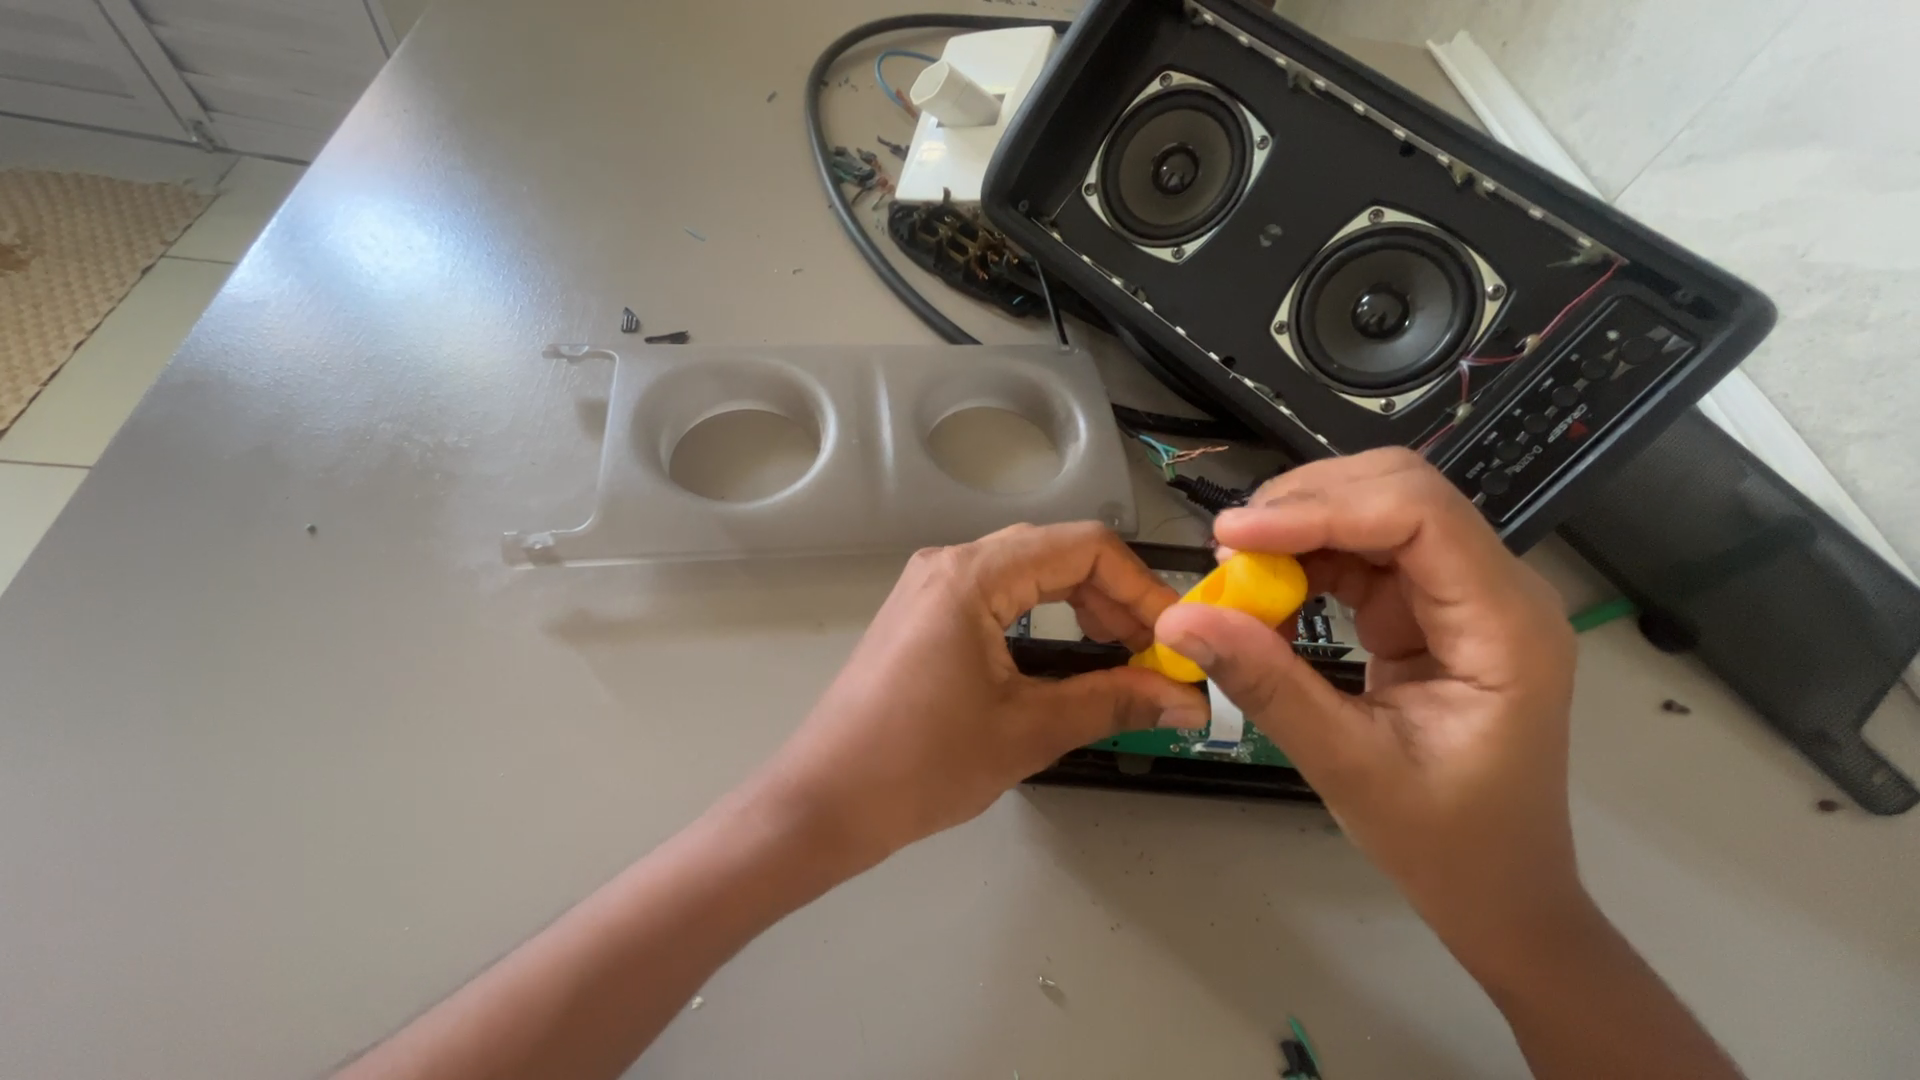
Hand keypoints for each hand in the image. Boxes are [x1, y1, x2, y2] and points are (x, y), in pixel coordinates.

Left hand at [760, 523, 1209, 865]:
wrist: (823, 803)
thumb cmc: (921, 765)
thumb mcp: (1028, 731)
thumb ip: (1114, 702)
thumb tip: (1188, 701)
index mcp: (972, 575)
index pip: (1083, 547)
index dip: (1142, 588)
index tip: (1175, 639)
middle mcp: (948, 562)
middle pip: (1055, 552)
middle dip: (1114, 598)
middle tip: (1152, 655)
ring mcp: (928, 586)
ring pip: (1027, 570)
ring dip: (1080, 606)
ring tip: (1118, 657)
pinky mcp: (921, 614)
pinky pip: (997, 594)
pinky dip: (1041, 616)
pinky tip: (1064, 655)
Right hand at [1155, 448, 1583, 976]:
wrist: (1499, 890)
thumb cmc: (1446, 843)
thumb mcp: (1348, 766)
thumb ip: (1267, 685)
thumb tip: (1178, 620)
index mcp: (1505, 627)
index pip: (1420, 517)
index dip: (1322, 509)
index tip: (1230, 536)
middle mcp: (1493, 589)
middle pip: (1400, 492)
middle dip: (1306, 504)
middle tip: (1227, 547)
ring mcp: (1459, 594)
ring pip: (1375, 511)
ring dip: (1299, 527)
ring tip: (1234, 568)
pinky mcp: (1426, 608)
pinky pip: (1359, 553)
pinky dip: (1303, 559)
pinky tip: (1265, 591)